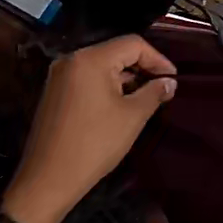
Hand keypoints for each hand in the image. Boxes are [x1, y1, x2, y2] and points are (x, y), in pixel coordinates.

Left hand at [2, 35, 176, 222]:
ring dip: (126, 78)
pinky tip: (121, 105)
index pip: (132, 44)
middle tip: (163, 89)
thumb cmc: (95, 144)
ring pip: (101, 66)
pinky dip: (107, 86)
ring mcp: (59, 76)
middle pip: (116, 52)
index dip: (158, 59)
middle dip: (142, 68)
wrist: (49, 178)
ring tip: (146, 99)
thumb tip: (169, 82)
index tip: (173, 79)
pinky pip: (87, 79)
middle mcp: (71, 60)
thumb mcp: (132, 117)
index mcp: (90, 59)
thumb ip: (154, 93)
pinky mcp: (54, 92)